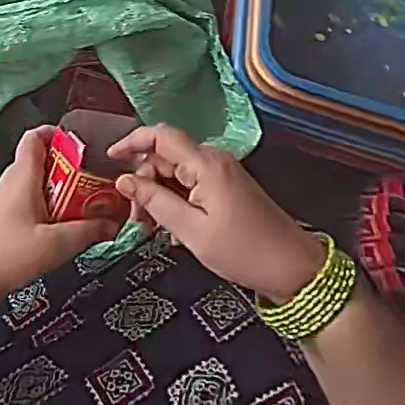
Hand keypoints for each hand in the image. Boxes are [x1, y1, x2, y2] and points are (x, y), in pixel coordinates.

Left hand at [0, 128, 121, 307]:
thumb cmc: (6, 254)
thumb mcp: (56, 244)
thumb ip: (89, 231)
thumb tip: (113, 224)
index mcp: (23, 174)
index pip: (36, 135)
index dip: (58, 133)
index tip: (83, 144)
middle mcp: (14, 179)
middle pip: (44, 158)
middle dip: (72, 167)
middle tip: (96, 180)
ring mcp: (7, 197)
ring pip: (41, 181)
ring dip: (64, 189)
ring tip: (87, 204)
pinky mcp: (5, 215)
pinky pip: (33, 199)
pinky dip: (52, 204)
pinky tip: (65, 225)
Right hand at [108, 124, 326, 302]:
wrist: (294, 269)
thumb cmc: (243, 251)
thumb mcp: (192, 231)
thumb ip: (155, 202)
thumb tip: (125, 181)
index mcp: (205, 164)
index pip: (160, 135)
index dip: (132, 141)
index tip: (110, 158)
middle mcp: (213, 159)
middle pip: (165, 155)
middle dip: (143, 180)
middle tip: (135, 218)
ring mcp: (221, 171)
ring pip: (176, 170)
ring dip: (158, 193)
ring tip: (151, 228)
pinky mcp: (226, 185)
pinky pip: (190, 182)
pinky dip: (175, 199)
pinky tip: (172, 227)